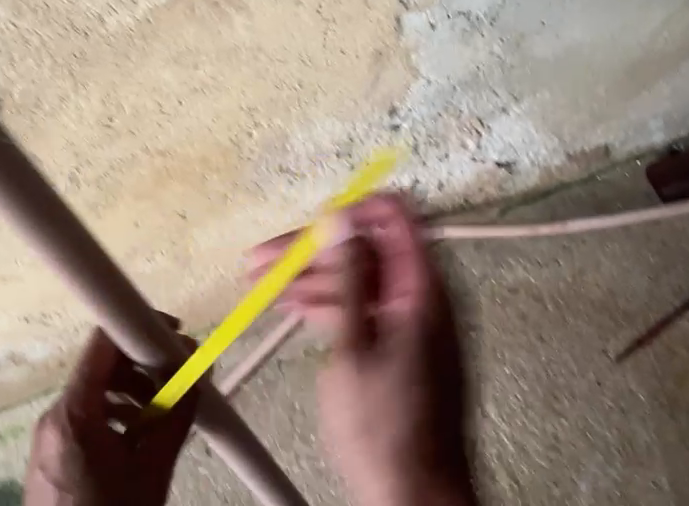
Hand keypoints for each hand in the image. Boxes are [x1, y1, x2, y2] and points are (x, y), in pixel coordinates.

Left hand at [25, 322, 200, 505]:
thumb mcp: (152, 470)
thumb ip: (176, 414)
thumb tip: (198, 374)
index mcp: (74, 413)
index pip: (103, 341)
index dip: (141, 327)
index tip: (174, 335)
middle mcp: (54, 416)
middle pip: (102, 364)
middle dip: (145, 364)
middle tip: (182, 376)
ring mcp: (49, 437)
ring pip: (96, 390)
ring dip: (134, 391)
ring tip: (167, 412)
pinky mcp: (52, 455)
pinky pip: (87, 416)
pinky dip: (117, 414)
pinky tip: (142, 437)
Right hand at [248, 193, 476, 505]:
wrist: (414, 493)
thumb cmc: (386, 429)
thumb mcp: (354, 345)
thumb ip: (348, 276)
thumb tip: (340, 219)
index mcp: (422, 286)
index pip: (394, 215)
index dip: (351, 211)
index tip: (310, 226)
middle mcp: (423, 292)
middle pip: (368, 246)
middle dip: (315, 249)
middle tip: (265, 260)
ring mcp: (413, 317)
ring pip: (361, 276)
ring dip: (314, 277)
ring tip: (266, 285)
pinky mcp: (402, 340)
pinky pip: (366, 304)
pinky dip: (332, 303)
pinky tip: (296, 308)